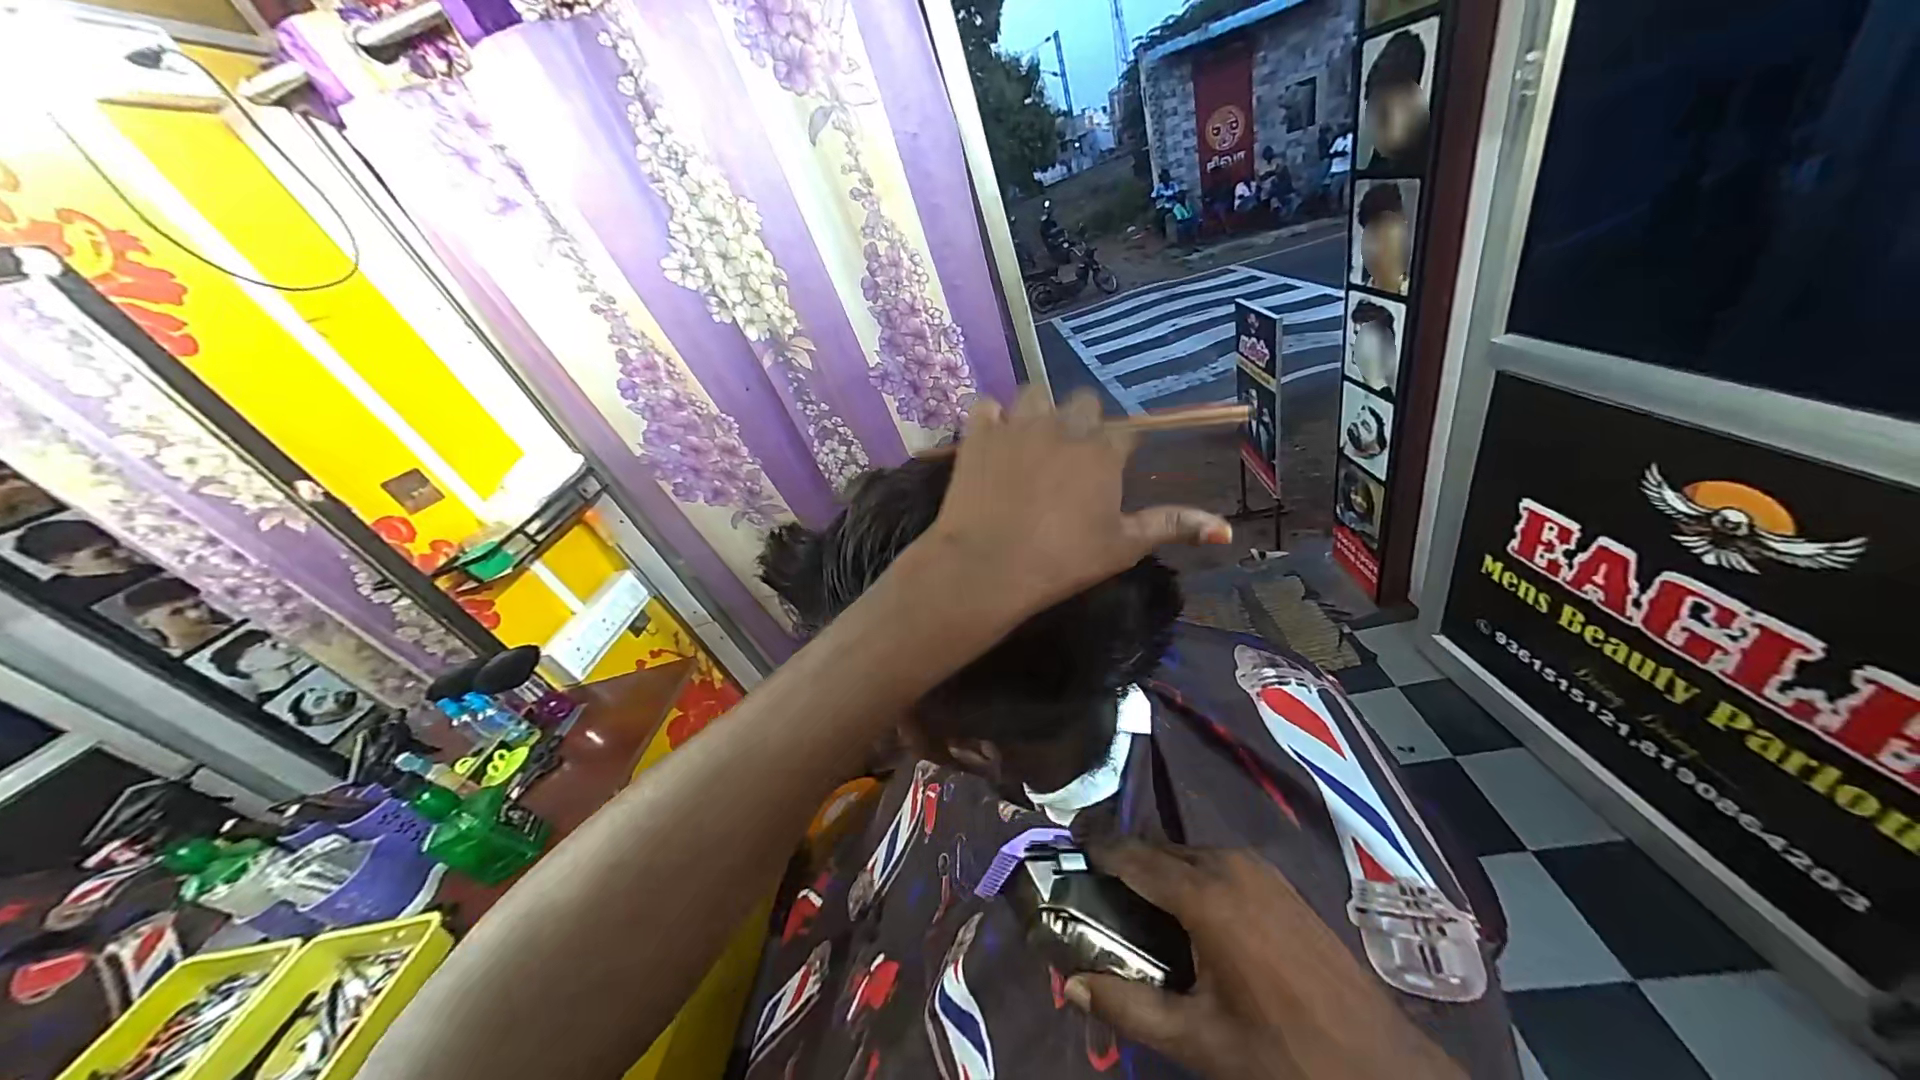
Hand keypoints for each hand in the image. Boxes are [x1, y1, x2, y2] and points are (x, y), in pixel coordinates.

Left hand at [908, 387, 1230, 623]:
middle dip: (1082, 421)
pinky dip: (992, 418)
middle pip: (1082, 402)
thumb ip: (1171, 526)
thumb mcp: (1123, 546)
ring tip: (1033, 440)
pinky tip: (994, 440)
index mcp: (1103, 450)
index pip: (1124, 431)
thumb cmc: (1063, 559)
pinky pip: (987, 406)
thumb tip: (1226, 528)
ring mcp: (1017, 424)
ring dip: (1038, 410)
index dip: (1118, 448)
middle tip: (1071, 457)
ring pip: (1034, 393)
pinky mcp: (978, 432)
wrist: (989, 565)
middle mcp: (1064, 425)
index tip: (1110, 470)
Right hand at [1064, 841, 1466, 1079]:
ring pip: (1188, 855)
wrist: (1383, 1067)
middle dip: (1124, 864)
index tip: (1067, 851)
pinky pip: (1217, 864)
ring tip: (1135, 905)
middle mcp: (1229, 865)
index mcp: (1205, 895)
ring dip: (1159, 871)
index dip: (1096, 851)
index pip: (1133, 857)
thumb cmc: (1283, 1052)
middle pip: (1159, 852)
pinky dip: (1190, 877)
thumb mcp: (1198, 1039)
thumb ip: (1128, 1007)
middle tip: (1095, 890)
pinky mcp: (1279, 882)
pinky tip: (1187, 913)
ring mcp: (1259, 869)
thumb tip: (1071, 984)